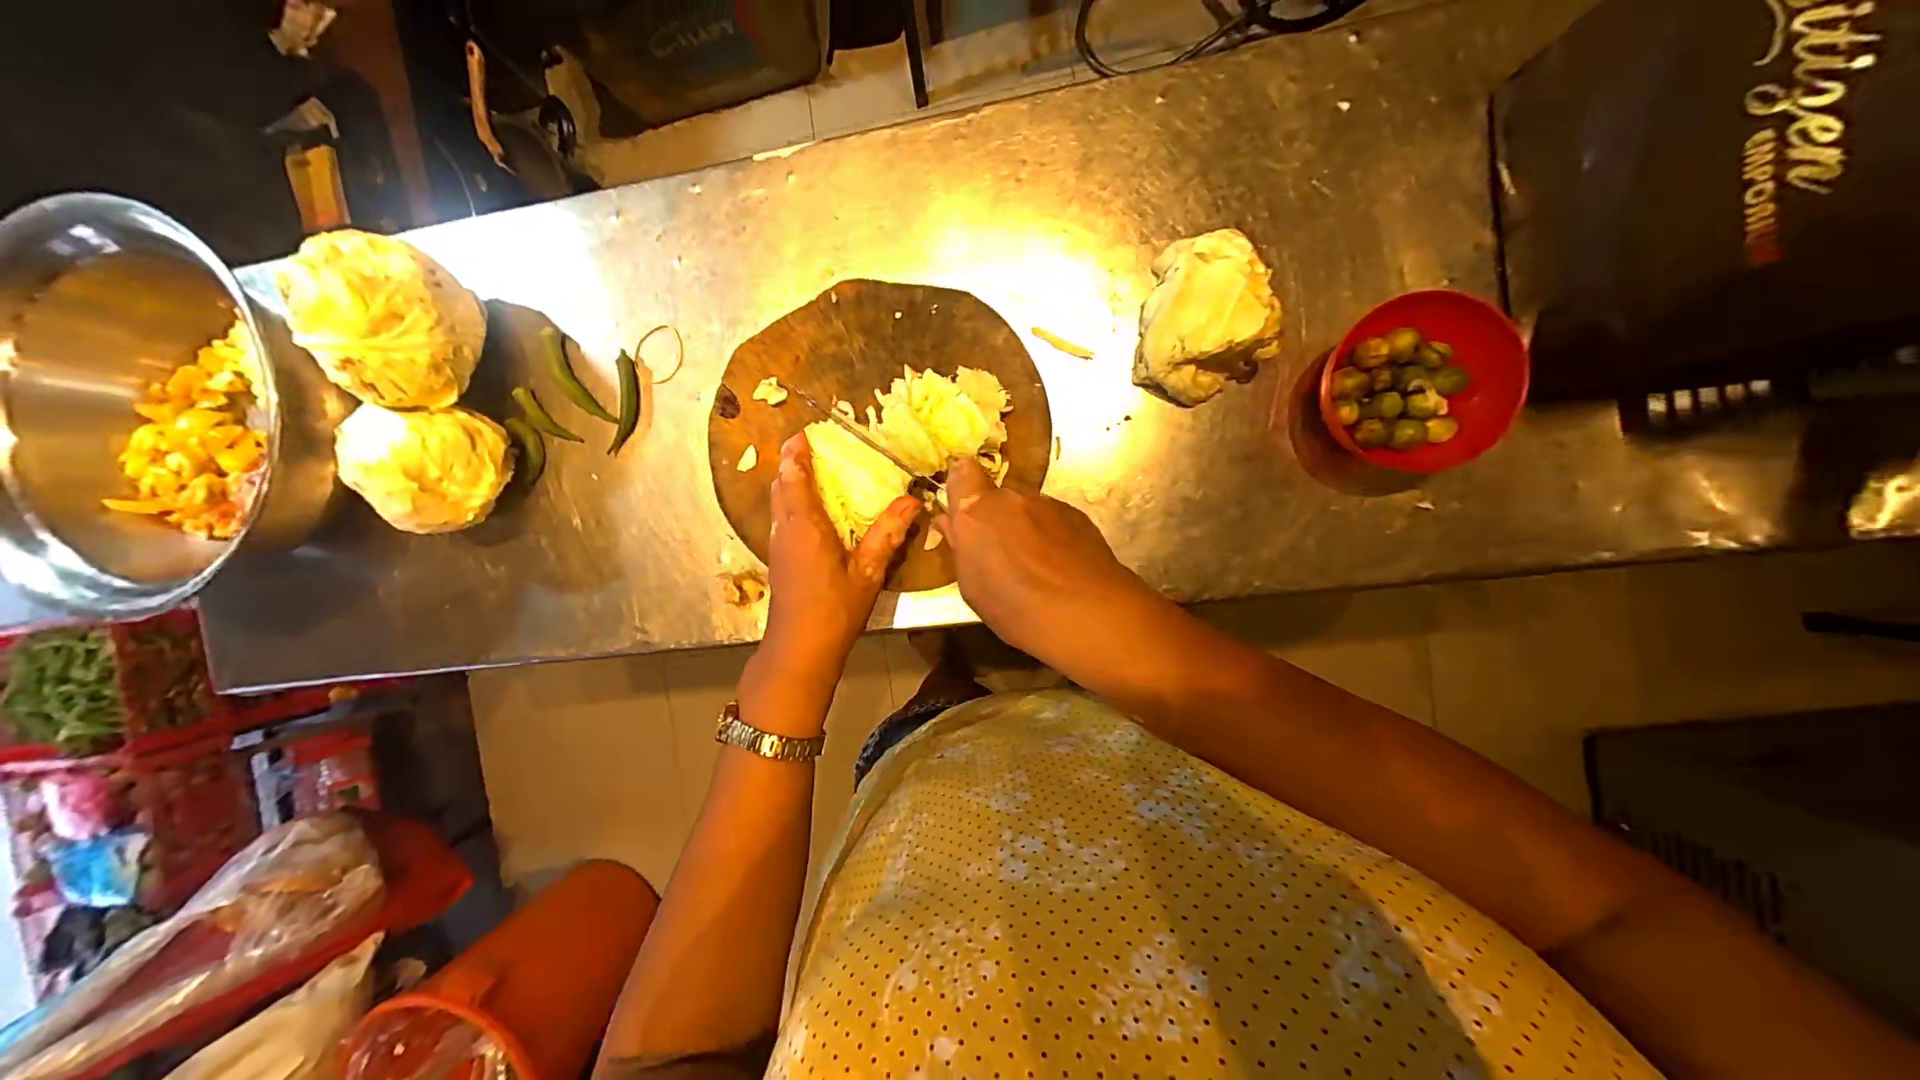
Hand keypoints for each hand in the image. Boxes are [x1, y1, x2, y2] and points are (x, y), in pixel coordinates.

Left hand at [762, 432, 919, 674]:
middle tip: (810, 446)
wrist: (799, 649)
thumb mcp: (868, 572)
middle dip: (791, 463)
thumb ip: (888, 534)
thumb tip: (912, 502)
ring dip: (789, 482)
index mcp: (805, 526)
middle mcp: (785, 529)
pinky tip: (811, 512)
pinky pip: (781, 519)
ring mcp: (778, 546)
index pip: (795, 477)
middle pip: (780, 485)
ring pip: (777, 502)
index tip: (803, 432)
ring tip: (809, 470)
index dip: (797, 452)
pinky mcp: (779, 560)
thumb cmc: (833, 610)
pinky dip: (791, 503)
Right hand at [934, 457, 1163, 669]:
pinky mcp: (1076, 514)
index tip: (963, 509)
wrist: (1086, 612)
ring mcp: (1046, 504)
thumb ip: (960, 548)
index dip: (962, 488)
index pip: (962, 474)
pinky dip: (1051, 537)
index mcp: (975, 514)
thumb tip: (950, 525)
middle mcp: (1010, 499)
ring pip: (1026, 510)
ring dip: (1025, 530)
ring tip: (1036, 568)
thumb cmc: (1015, 608)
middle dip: (995, 520)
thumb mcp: (972, 588)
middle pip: (996, 499)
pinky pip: (1052, 520)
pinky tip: (1060, 567)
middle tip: (1001, 555)